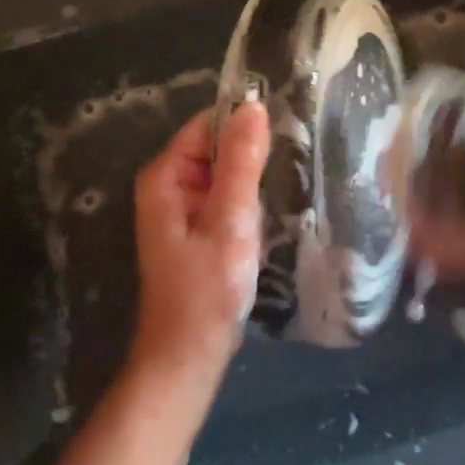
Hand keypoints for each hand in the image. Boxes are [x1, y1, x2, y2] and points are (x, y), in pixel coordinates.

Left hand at [129, 102, 271, 382]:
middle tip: (299, 154)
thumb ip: (241, 162)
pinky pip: (225, 198)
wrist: (187, 358)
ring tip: (295, 175)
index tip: (288, 121)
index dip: (244, 121)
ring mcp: (181, 209)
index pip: (207, 124)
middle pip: (214, 147)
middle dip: (251, 151)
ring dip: (252, 177)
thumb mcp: (229, 221)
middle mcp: (168, 185)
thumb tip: (253, 105)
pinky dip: (247, 200)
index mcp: (165, 176)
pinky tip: (275, 208)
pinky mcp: (197, 231)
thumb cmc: (206, 290)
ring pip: (223, 173)